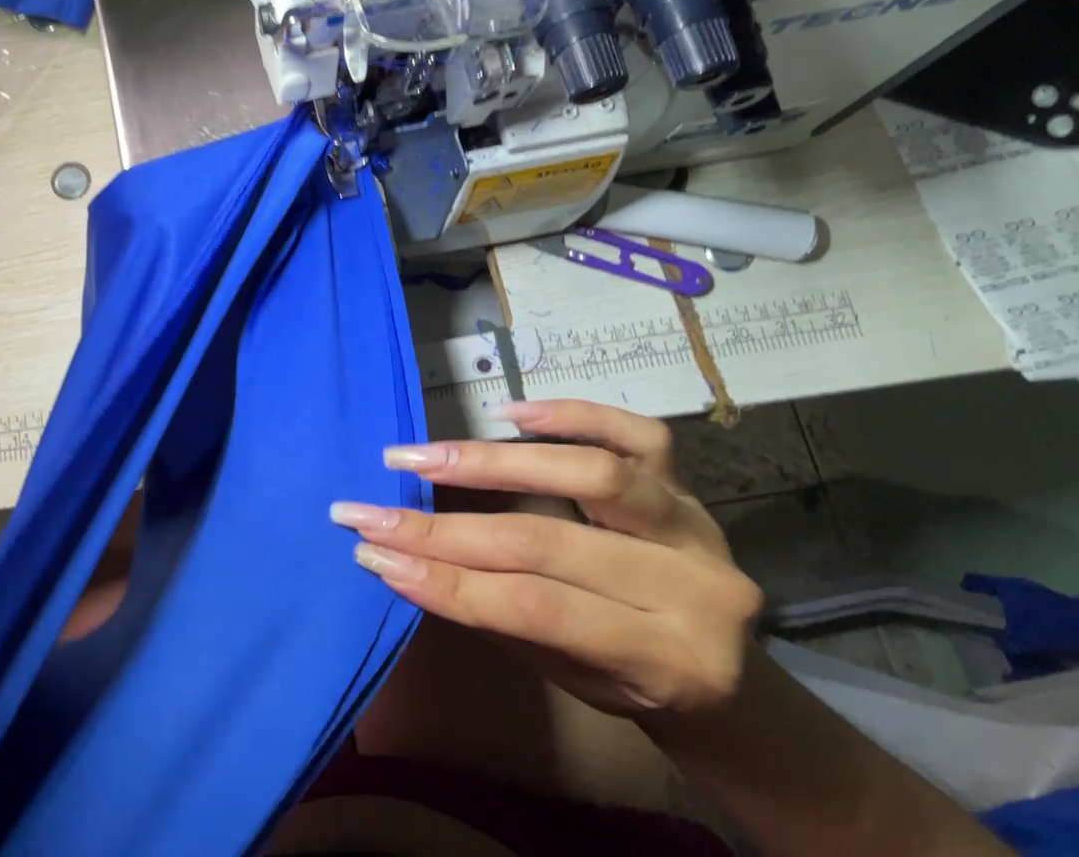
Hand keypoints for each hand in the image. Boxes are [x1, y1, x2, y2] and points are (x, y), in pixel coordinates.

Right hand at [332, 400, 762, 719]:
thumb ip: (499, 615)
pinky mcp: (693, 486)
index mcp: (666, 656)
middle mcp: (695, 585)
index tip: (373, 555)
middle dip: (442, 528)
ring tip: (421, 458)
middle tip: (371, 512)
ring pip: (593, 475)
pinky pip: (640, 436)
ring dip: (492, 462)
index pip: (535, 607)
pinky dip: (574, 415)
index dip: (446, 581)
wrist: (720, 667)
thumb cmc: (631, 679)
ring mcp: (699, 525)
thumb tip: (402, 561)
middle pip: (547, 541)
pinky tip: (510, 411)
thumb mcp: (568, 672)